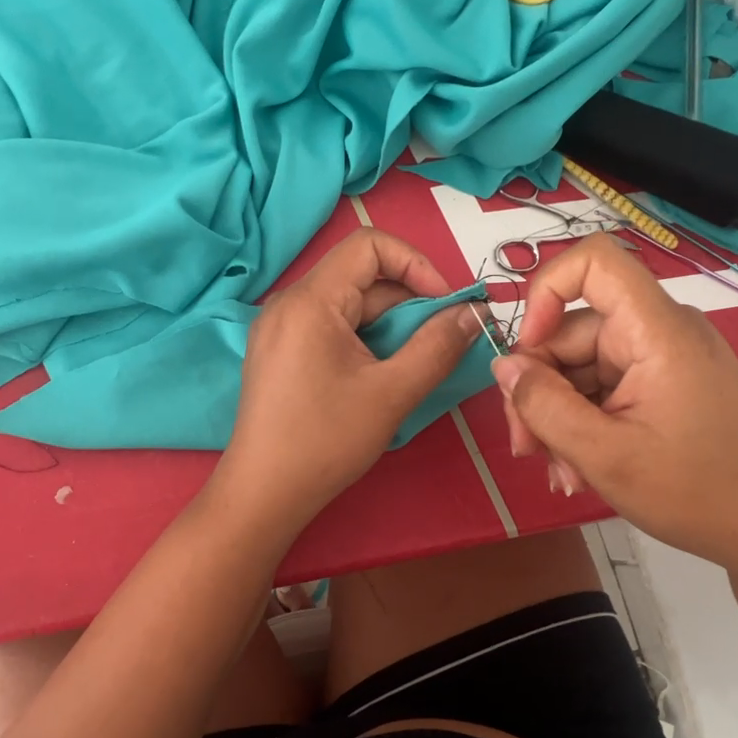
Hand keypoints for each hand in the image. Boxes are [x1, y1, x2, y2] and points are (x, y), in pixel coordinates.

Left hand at [215, 229, 482, 532]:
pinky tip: (379, 371)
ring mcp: (278, 326)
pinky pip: (328, 323)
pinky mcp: (278, 350)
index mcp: (310, 300)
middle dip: (408, 298)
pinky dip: (363, 335)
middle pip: (359, 274)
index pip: (369, 245)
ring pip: (346, 301)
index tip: (445, 305)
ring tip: (413, 360)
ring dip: (388, 321)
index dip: (416, 264)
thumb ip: (438, 345)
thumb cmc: (326, 441)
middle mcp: (288, 301)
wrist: (263, 493)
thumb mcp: (392, 393)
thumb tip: (474, 312)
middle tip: (440, 338)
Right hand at [491, 234, 737, 573]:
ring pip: (581, 365)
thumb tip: (503, 366)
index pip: (594, 262)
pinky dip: (583, 420)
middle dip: (540, 388)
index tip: (528, 352)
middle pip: (572, 330)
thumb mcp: (603, 455)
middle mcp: (661, 330)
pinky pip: (603, 384)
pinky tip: (579, 466)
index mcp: (658, 331)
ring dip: (559, 415)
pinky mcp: (664, 380)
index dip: (546, 290)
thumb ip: (543, 406)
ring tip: (561, 471)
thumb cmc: (694, 493)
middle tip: (527, 449)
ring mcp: (662, 356)